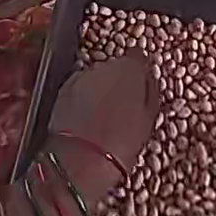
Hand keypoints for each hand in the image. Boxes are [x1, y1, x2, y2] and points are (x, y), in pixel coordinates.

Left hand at [45, 53, 157, 203]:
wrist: (81, 159)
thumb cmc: (122, 144)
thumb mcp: (148, 120)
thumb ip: (150, 91)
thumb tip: (148, 76)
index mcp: (130, 70)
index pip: (138, 57)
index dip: (139, 69)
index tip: (141, 81)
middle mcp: (105, 65)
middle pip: (116, 66)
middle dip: (119, 81)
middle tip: (123, 107)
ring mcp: (83, 75)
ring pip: (97, 76)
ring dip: (101, 88)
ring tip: (104, 116)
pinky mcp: (65, 87)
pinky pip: (80, 86)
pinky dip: (84, 96)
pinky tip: (87, 117)